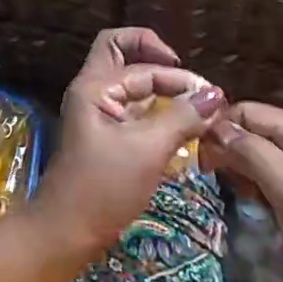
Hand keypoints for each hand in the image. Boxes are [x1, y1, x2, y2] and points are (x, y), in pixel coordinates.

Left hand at [28, 28, 223, 260]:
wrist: (68, 229)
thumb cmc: (104, 186)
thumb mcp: (147, 150)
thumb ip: (181, 118)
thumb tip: (214, 95)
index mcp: (93, 87)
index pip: (141, 66)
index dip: (178, 77)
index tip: (212, 97)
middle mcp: (93, 91)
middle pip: (121, 52)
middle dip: (155, 56)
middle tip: (189, 80)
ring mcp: (99, 111)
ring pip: (129, 81)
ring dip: (159, 84)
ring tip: (194, 103)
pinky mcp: (108, 133)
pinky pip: (133, 106)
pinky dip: (157, 107)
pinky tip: (182, 123)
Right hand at [202, 103, 282, 281]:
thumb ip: (254, 154)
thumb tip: (214, 126)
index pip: (250, 111)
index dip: (220, 127)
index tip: (197, 156)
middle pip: (260, 129)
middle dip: (231, 148)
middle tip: (211, 178)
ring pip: (269, 153)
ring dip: (245, 168)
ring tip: (232, 193)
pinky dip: (264, 184)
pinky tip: (258, 205)